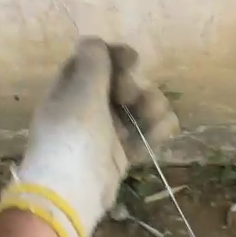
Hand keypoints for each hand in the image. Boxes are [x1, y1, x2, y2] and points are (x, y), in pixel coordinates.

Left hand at [3, 38, 178, 236]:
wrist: (69, 196)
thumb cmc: (73, 138)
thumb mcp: (82, 94)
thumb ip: (92, 64)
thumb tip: (92, 40)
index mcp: (67, 91)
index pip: (91, 63)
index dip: (113, 57)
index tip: (133, 59)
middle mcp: (83, 109)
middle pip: (116, 85)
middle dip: (133, 85)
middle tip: (134, 95)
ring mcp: (101, 134)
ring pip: (131, 110)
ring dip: (149, 106)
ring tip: (157, 112)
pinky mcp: (117, 157)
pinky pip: (139, 136)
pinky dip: (154, 130)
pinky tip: (168, 125)